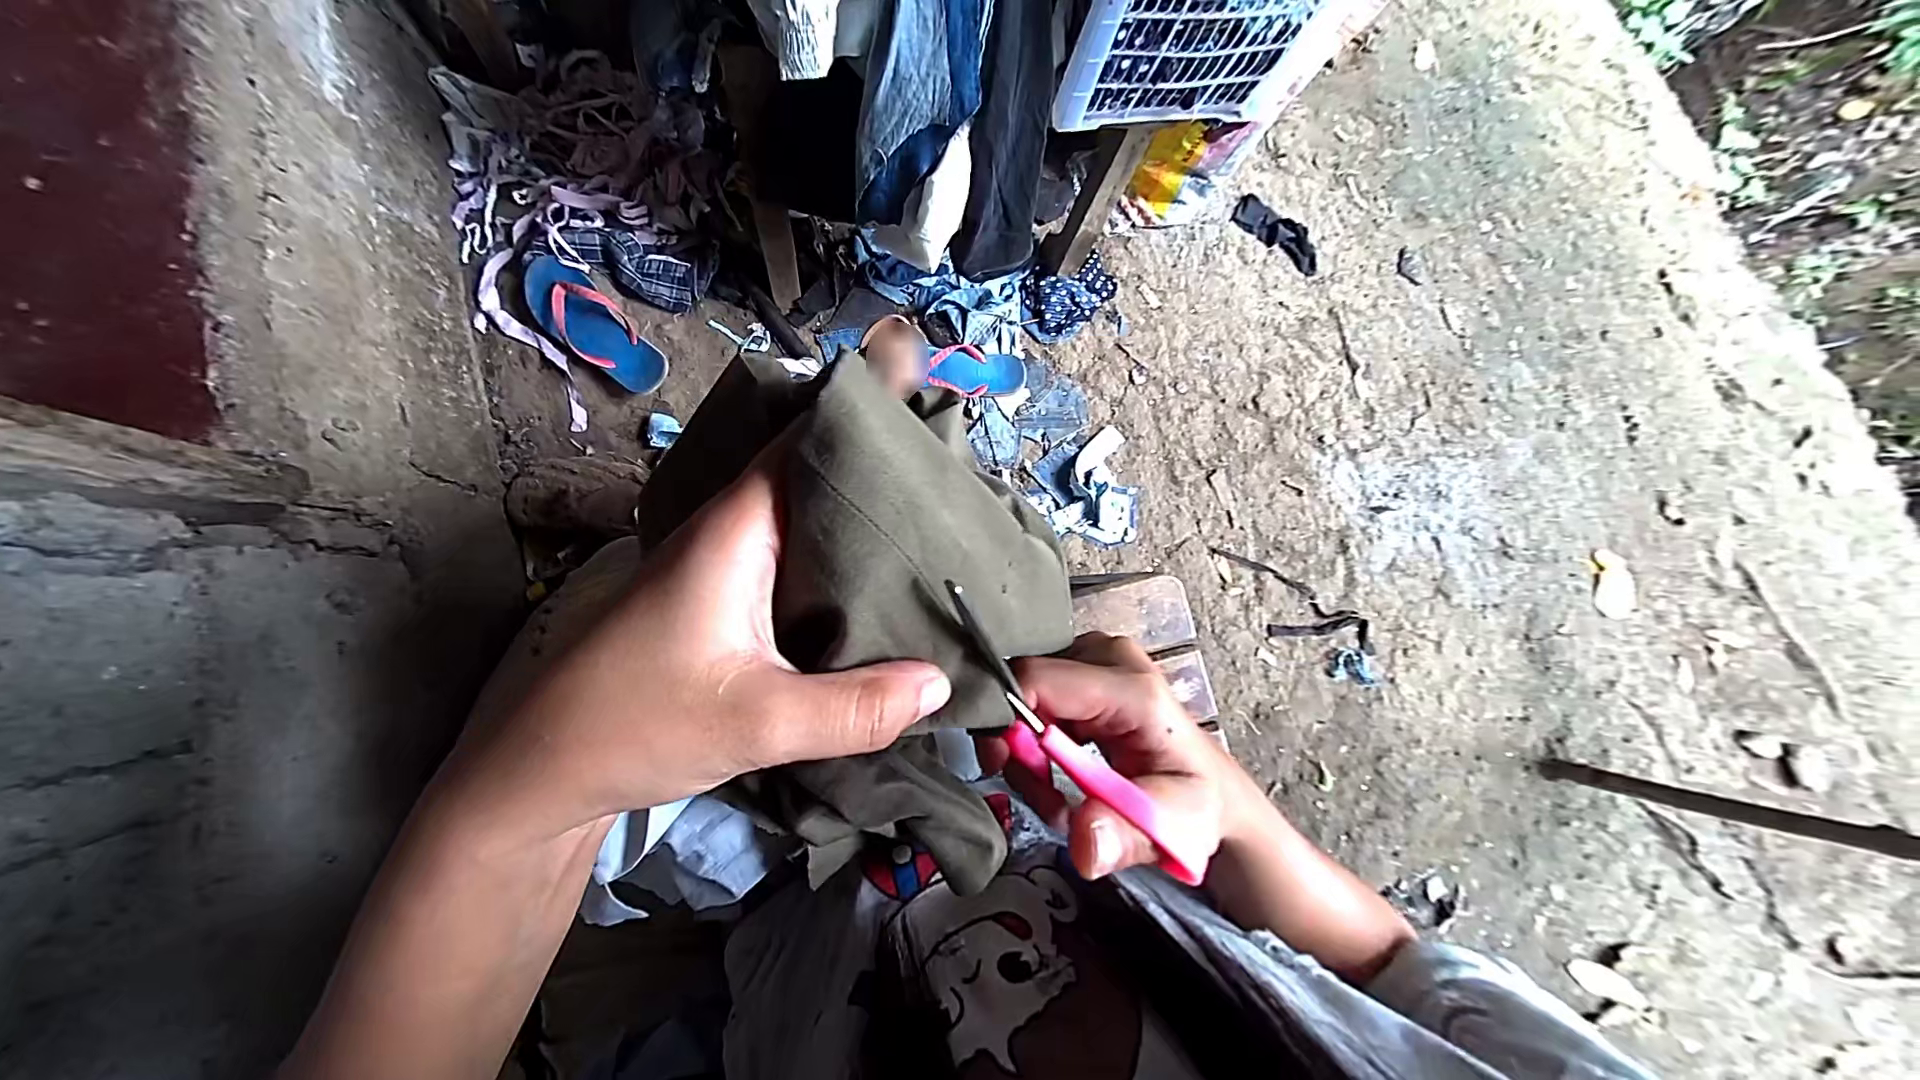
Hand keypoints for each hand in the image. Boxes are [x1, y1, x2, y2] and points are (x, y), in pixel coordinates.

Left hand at [437, 461, 952, 841]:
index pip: (807, 443)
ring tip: (940, 532)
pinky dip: (847, 567)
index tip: (935, 428)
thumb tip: (940, 682)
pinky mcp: (737, 601)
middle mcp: (737, 532)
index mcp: (736, 529)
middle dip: (884, 478)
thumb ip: (851, 709)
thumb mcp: (754, 724)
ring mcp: (735, 567)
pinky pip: (805, 565)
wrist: (546, 771)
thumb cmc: (633, 727)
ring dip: (868, 526)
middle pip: (819, 480)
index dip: (869, 426)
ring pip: (814, 525)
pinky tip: (888, 590)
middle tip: (956, 487)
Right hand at [975, 633, 1256, 881]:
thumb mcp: (1170, 828)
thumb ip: (1124, 836)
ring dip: (1025, 748)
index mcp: (1134, 688)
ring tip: (1055, 791)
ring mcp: (1095, 656)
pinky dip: (1032, 736)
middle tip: (1044, 796)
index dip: (1010, 724)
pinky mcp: (1082, 666)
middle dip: (1018, 745)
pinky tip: (1057, 765)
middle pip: (1024, 684)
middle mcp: (1111, 657)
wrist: (1207, 788)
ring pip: (1022, 691)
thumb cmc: (1193, 805)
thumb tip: (1083, 839)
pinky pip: (1032, 694)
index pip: (1038, 679)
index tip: (1013, 771)